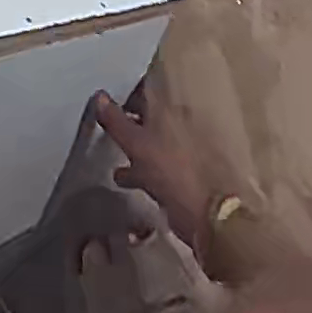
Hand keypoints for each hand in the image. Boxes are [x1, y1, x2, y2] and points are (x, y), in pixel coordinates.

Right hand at [91, 88, 209, 253]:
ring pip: (154, 143)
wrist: (212, 219)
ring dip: (136, 149)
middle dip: (130, 122)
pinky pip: (159, 167)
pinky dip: (144, 170)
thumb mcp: (136, 144)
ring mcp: (187, 153)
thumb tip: (99, 95)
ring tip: (114, 156)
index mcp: (171, 111)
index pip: (145, 93)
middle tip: (107, 126)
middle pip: (150, 118)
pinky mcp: (188, 178)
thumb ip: (116, 121)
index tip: (105, 99)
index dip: (125, 94)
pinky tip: (126, 179)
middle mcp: (181, 126)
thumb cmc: (172, 172)